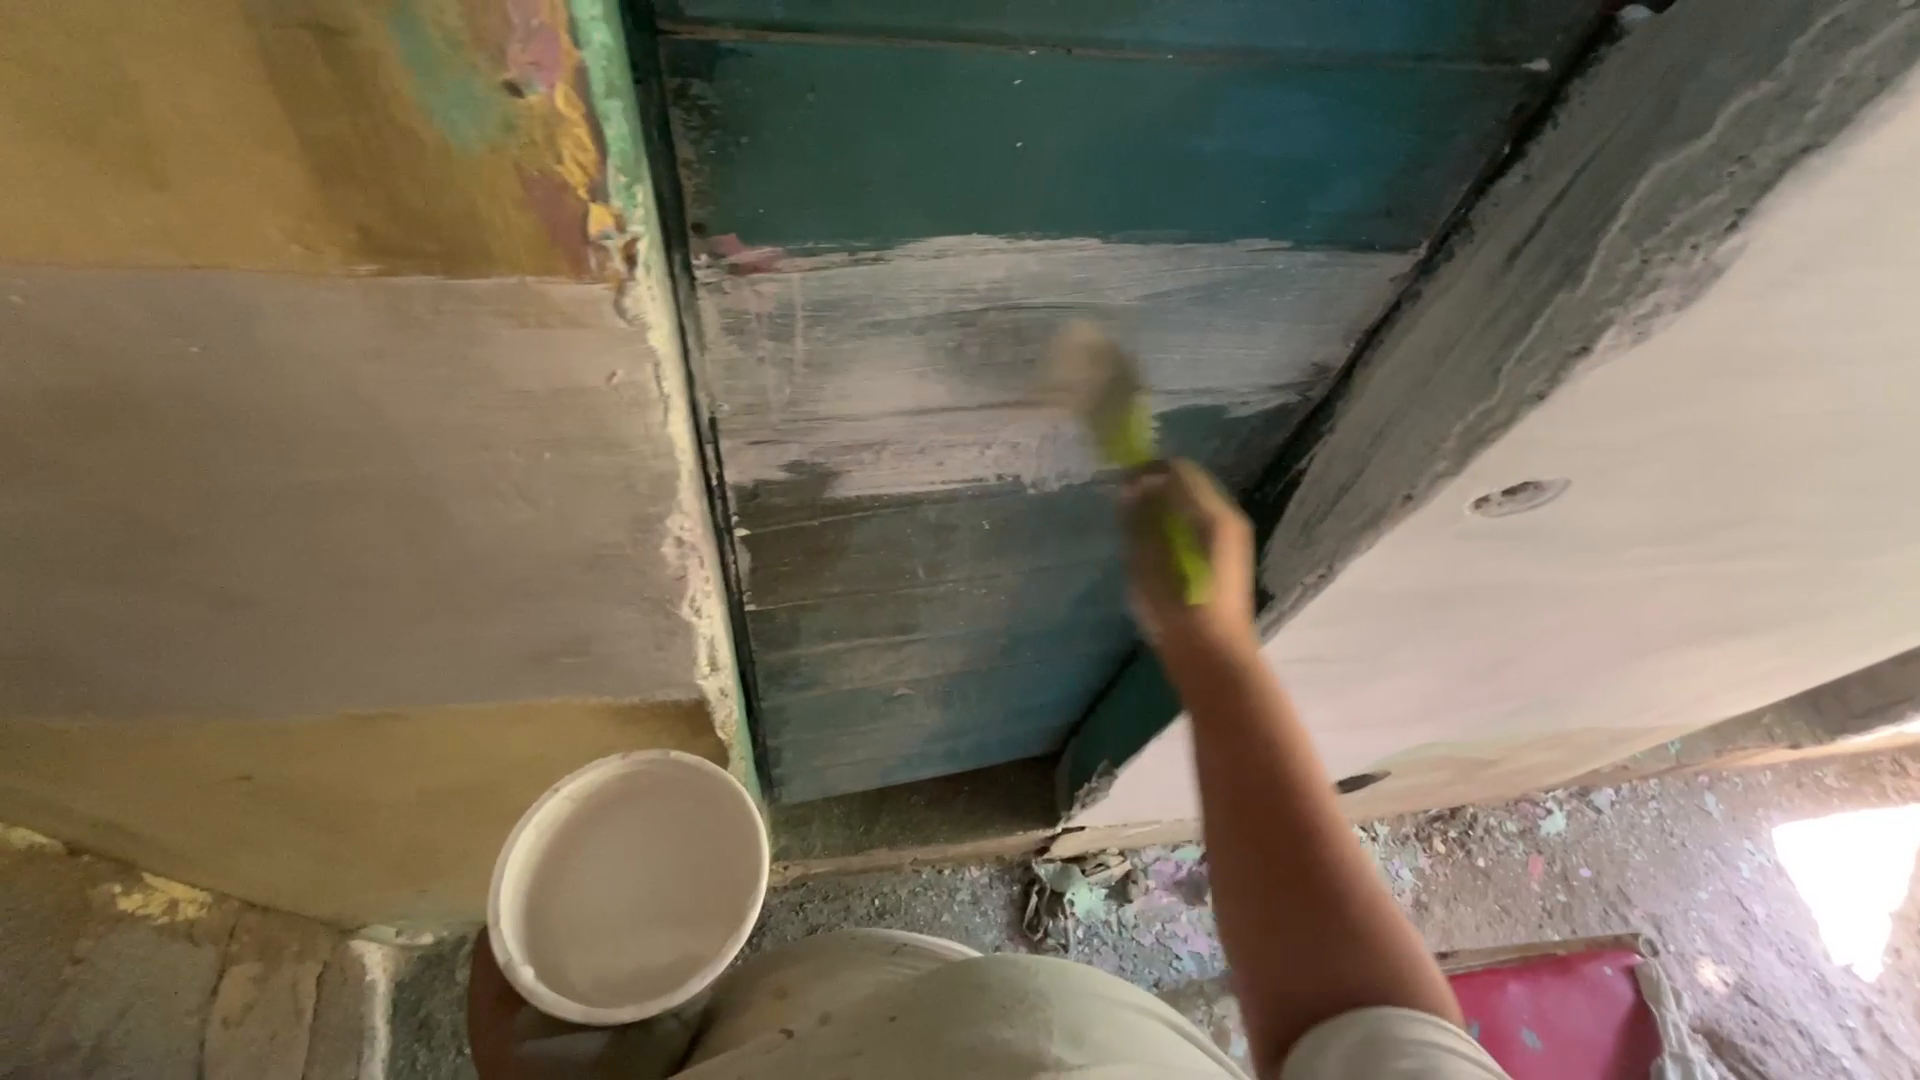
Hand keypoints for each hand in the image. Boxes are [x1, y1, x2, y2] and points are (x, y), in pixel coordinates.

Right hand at [1120, 459, 1257, 664]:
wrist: (1214, 658)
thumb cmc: (1179, 611)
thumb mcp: (1147, 563)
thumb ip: (1138, 521)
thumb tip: (1130, 489)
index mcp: (1211, 516)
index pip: (1178, 470)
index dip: (1146, 470)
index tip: (1120, 484)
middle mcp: (1227, 519)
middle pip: (1189, 484)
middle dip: (1156, 486)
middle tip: (1125, 504)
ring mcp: (1231, 538)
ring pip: (1194, 504)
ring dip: (1165, 505)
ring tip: (1137, 526)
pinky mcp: (1228, 557)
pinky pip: (1198, 523)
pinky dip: (1176, 523)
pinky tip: (1157, 547)